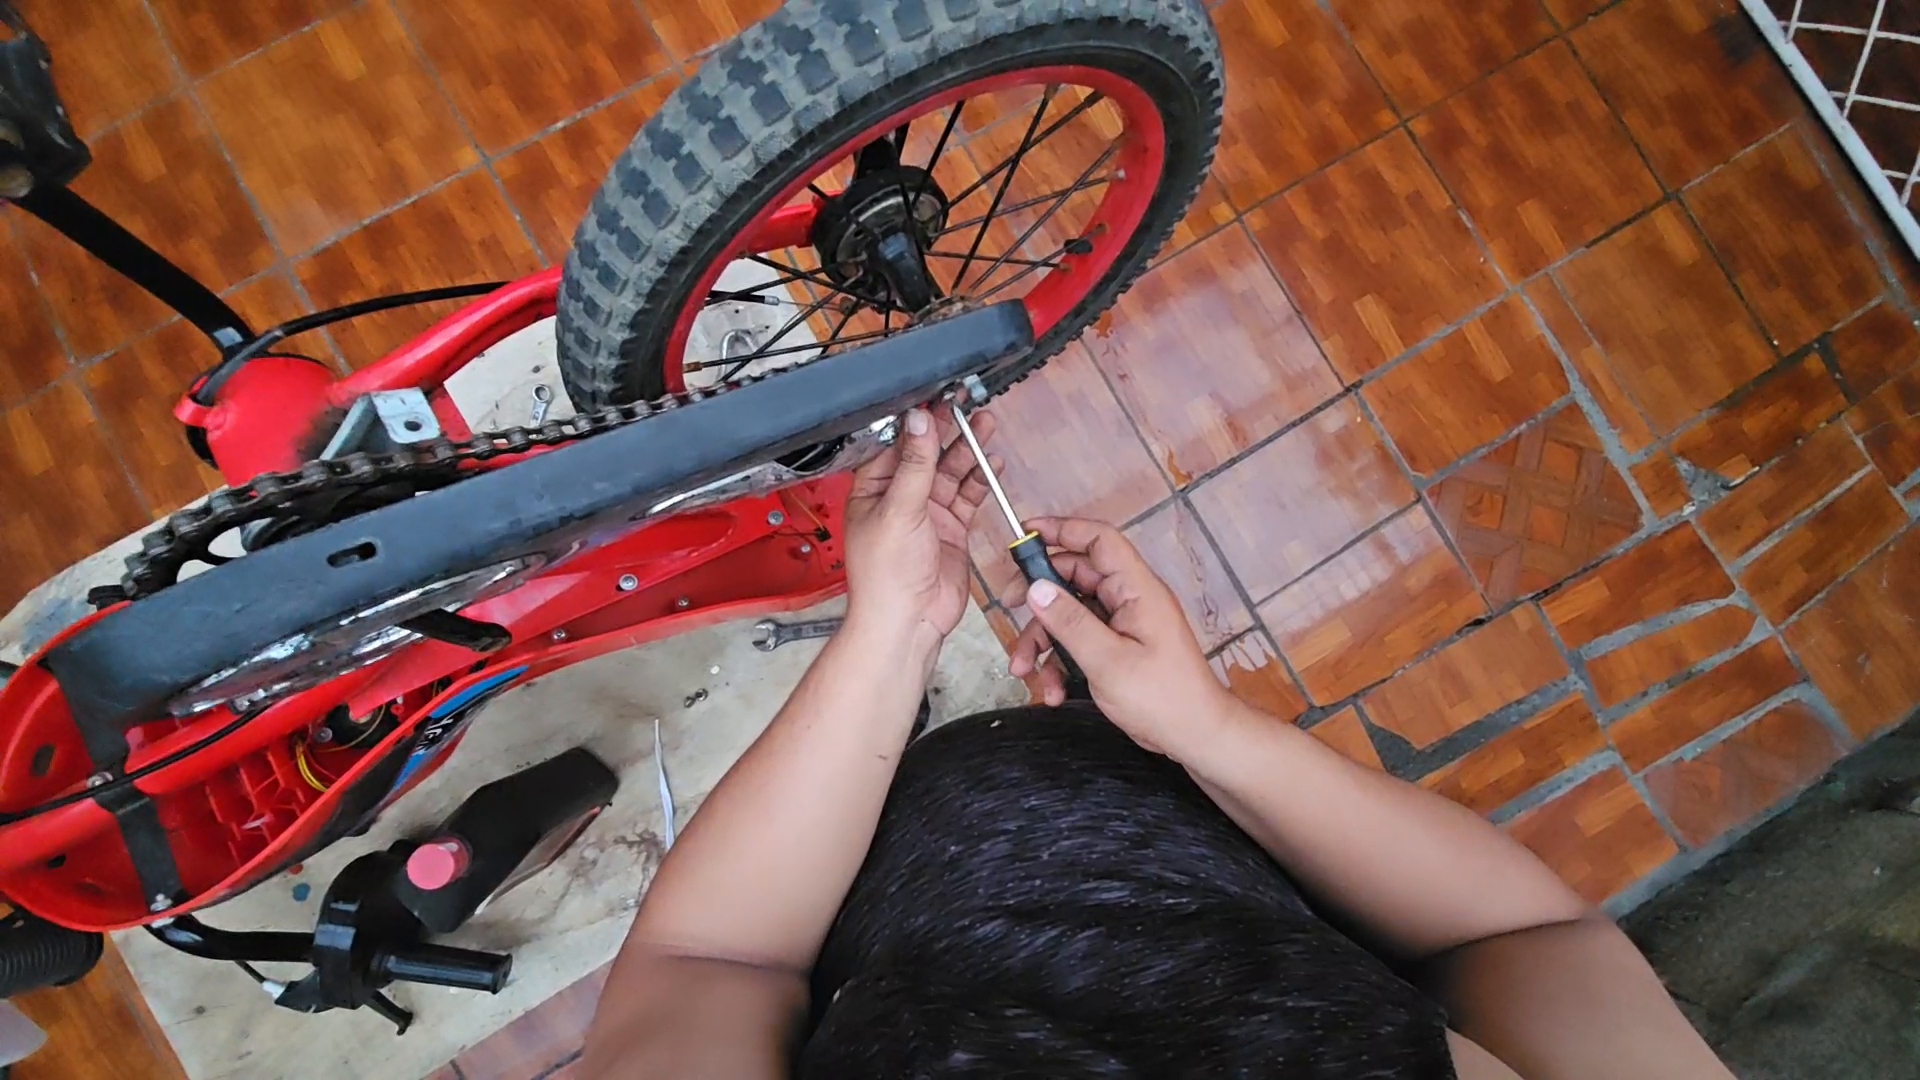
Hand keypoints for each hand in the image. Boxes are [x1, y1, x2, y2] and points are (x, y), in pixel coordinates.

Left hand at [842, 405, 998, 651]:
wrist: (909, 620)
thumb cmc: (885, 576)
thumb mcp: (899, 510)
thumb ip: (914, 464)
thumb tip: (919, 421)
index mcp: (873, 489)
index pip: (896, 445)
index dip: (918, 421)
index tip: (938, 397)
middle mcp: (899, 497)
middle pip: (927, 453)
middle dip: (948, 429)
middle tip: (967, 404)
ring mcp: (927, 512)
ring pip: (950, 471)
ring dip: (968, 449)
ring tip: (985, 423)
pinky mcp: (951, 528)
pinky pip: (968, 495)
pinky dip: (980, 478)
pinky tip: (991, 461)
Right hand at [1008, 518, 1239, 759]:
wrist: (1194, 738)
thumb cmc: (1163, 698)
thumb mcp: (1108, 661)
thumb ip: (1069, 622)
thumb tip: (1036, 588)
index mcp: (1136, 590)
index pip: (1099, 541)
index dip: (1063, 530)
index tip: (1026, 534)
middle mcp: (1128, 600)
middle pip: (1074, 577)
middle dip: (1038, 595)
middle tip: (1009, 605)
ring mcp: (1121, 624)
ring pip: (1069, 614)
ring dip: (1042, 640)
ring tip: (1023, 669)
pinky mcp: (1115, 647)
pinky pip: (1077, 641)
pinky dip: (1058, 663)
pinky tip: (1051, 691)